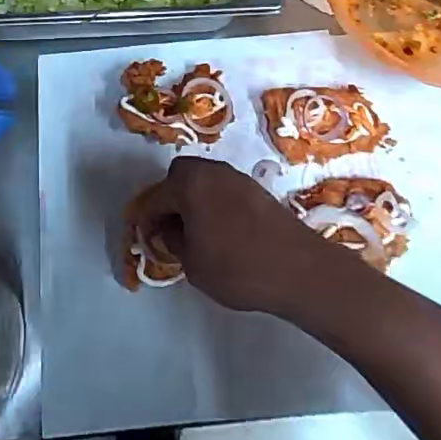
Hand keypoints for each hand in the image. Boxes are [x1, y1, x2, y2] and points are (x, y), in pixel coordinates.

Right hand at [130, 157, 365, 319]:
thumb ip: (173, 241)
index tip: (141, 236)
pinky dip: (212, 201)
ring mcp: (234, 176)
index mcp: (188, 184)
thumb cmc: (237, 268)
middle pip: (178, 175)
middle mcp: (209, 171)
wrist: (299, 269)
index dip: (143, 219)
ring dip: (191, 198)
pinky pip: (220, 187)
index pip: (154, 198)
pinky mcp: (254, 188)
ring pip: (201, 179)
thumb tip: (168, 228)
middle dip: (168, 198)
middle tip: (169, 227)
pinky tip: (218, 228)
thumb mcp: (193, 264)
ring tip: (194, 230)